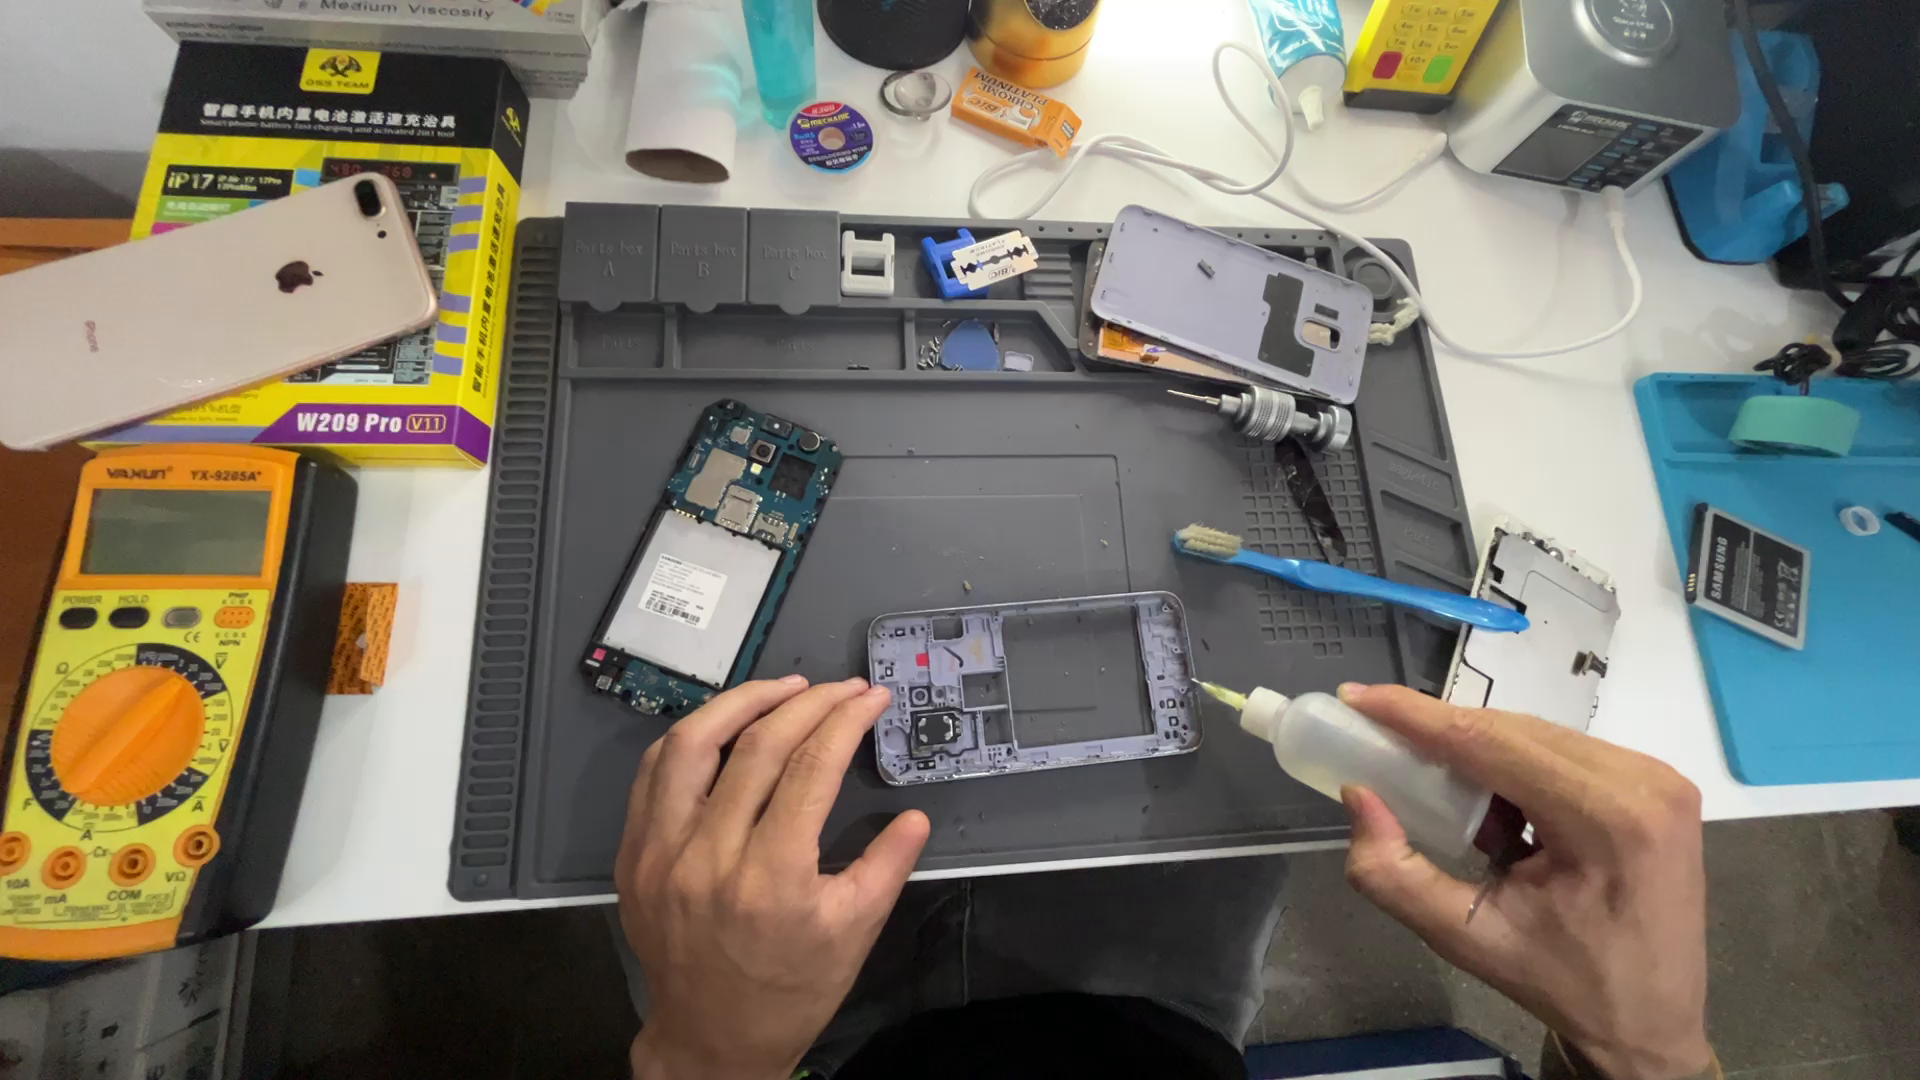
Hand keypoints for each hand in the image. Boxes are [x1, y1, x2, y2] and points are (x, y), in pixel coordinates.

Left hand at [617, 676, 930, 1079]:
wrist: (710, 1041)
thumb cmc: (791, 988)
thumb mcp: (856, 932)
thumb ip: (888, 866)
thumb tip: (915, 815)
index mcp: (772, 879)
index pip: (812, 767)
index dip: (847, 719)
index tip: (872, 698)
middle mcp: (709, 857)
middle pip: (761, 746)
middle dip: (812, 701)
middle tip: (844, 687)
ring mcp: (660, 852)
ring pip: (694, 743)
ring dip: (744, 701)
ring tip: (787, 687)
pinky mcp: (633, 853)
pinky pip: (654, 770)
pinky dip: (695, 734)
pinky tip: (728, 722)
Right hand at [1337, 684, 1709, 1079]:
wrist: (1652, 1022)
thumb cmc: (1559, 980)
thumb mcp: (1460, 935)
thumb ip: (1390, 872)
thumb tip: (1358, 792)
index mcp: (1608, 821)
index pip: (1486, 741)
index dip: (1412, 713)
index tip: (1354, 697)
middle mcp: (1642, 782)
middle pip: (1503, 727)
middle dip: (1432, 727)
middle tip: (1375, 737)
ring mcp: (1654, 776)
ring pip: (1523, 729)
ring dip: (1466, 744)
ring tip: (1431, 782)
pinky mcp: (1651, 779)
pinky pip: (1548, 743)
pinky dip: (1500, 757)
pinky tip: (1487, 798)